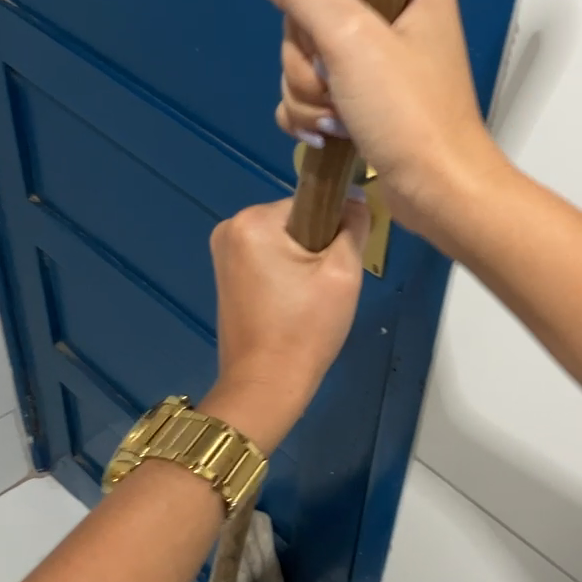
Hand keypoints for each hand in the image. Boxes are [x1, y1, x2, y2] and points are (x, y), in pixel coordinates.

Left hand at [201, 198, 368, 450]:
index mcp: (254, 221)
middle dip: (319, 243)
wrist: (267, 385)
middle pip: (297, 218)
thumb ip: (354, 226)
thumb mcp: (343, 273)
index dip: (337, 224)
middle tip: (331, 282)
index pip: (313, 201)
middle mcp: (231, 227)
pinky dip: (288, 270)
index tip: (343, 257)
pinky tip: (297, 299)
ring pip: (286, 238)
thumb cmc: (306, 327)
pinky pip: (270, 255)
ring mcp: (224, 252)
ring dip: (305, 258)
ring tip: (315, 294)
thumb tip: (358, 197)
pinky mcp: (226, 274)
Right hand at [245, 0, 511, 243]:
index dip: (312, 13)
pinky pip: (314, 92)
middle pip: (310, 20)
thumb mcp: (352, 39)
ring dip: (309, 96)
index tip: (334, 50)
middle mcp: (400, 17)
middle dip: (310, 66)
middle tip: (339, 92)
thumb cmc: (407, 113)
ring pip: (306, 60)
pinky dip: (311, 114)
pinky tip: (327, 135)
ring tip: (340, 122)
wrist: (438, 191)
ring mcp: (384, 62)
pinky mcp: (370, 100)